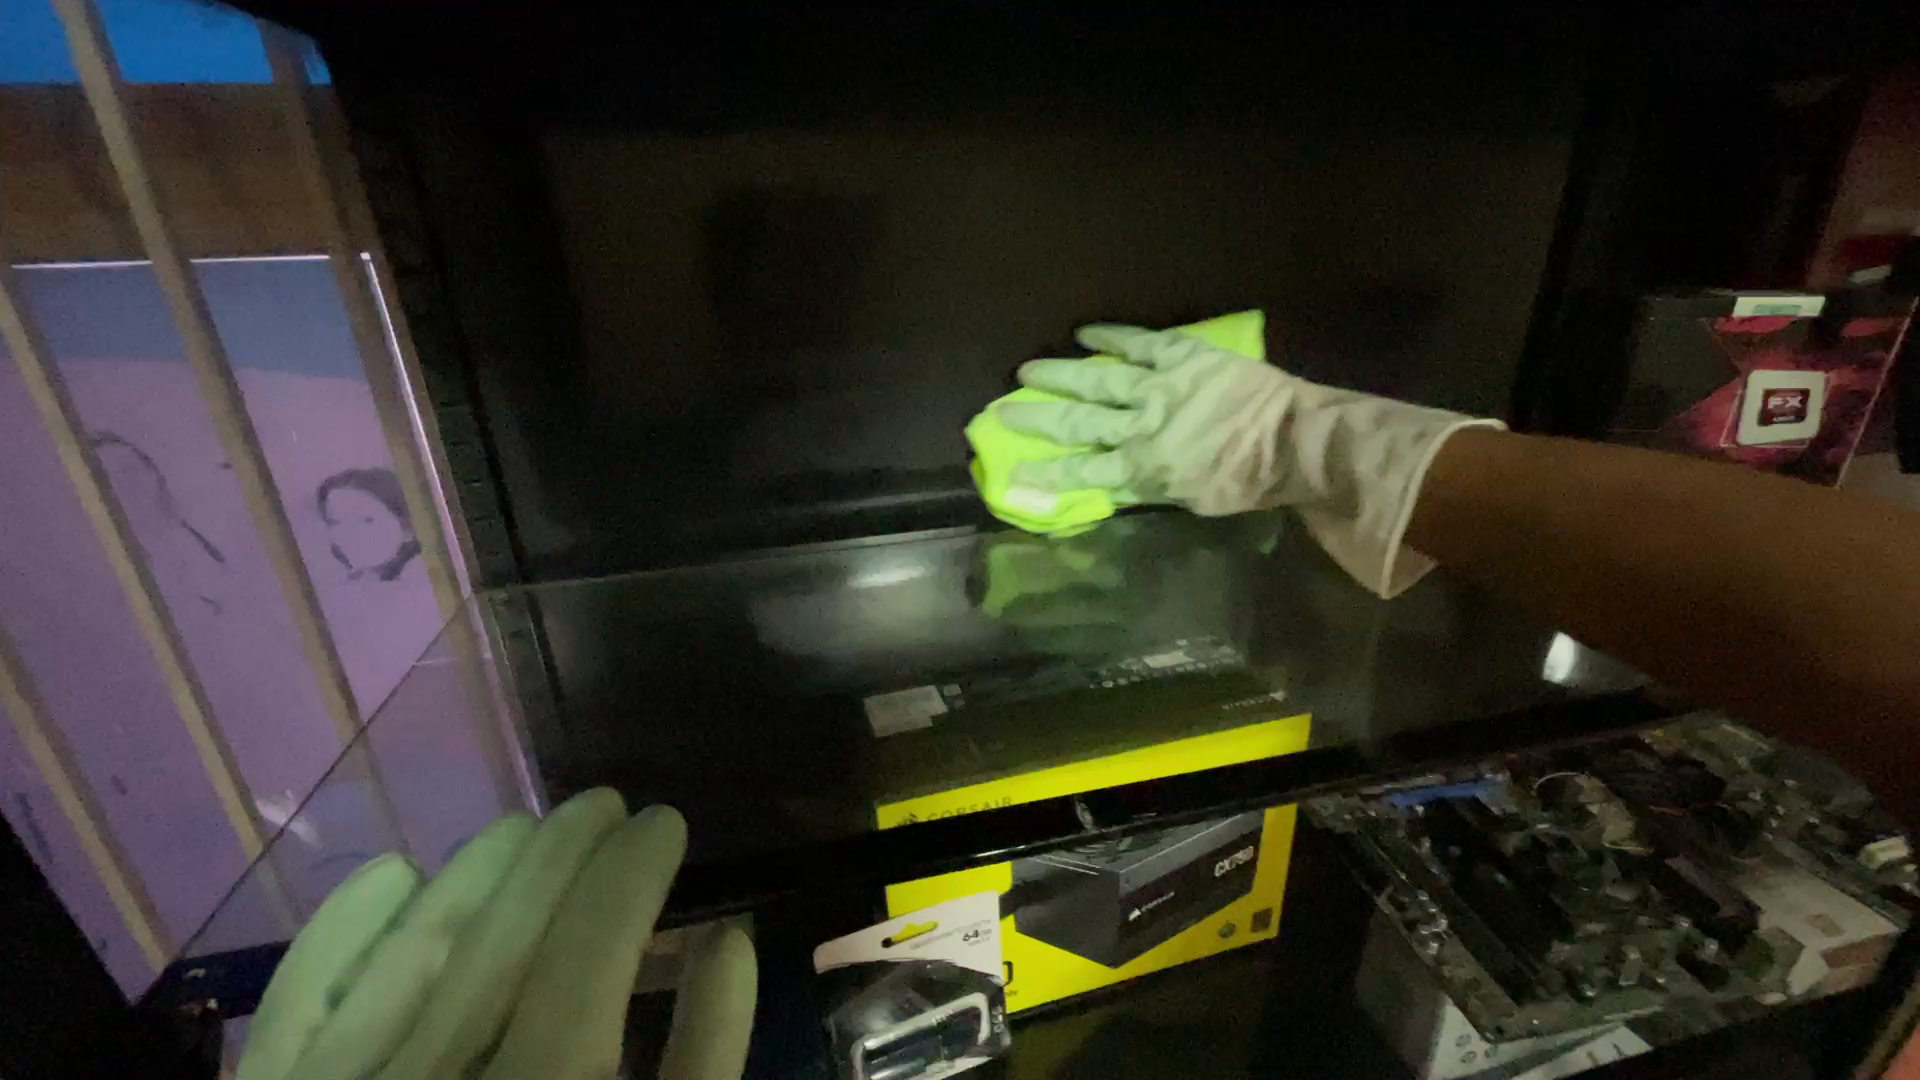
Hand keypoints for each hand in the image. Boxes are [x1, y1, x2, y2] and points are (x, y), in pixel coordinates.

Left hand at [237, 789, 754, 1079]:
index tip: (666, 822)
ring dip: (480, 864)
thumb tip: (729, 940)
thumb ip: (710, 1057)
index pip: (599, 929)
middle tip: (608, 803)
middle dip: (569, 842)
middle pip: (514, 918)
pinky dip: (340, 932)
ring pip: (417, 940)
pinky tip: (391, 875)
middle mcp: (440, 1076)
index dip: (638, 859)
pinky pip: (297, 1005)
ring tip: (528, 825)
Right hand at [997, 324, 1499, 597]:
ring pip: (1098, 380)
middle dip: (1037, 419)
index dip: (1045, 473)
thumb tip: (1120, 478)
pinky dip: (1112, 335)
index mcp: (1143, 469)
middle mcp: (1141, 427)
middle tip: (1003, 411)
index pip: (1082, 472)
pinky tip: (1085, 331)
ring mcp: (1160, 388)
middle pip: (1078, 422)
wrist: (1298, 443)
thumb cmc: (1247, 483)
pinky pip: (1141, 342)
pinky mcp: (1183, 357)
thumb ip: (1150, 487)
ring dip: (1060, 374)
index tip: (1014, 472)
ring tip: (1028, 368)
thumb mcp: (1191, 501)